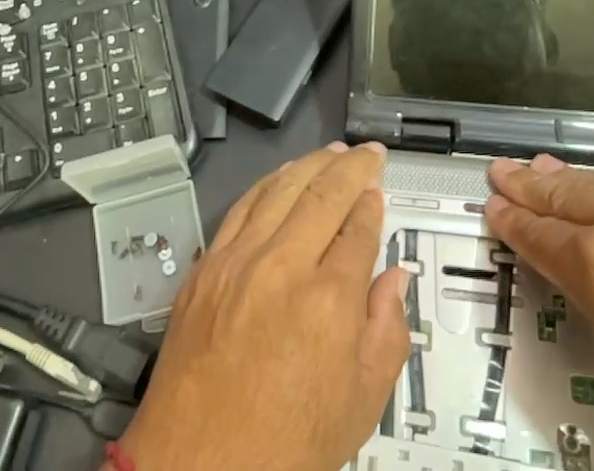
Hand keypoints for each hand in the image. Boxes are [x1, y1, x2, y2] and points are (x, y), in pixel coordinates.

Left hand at [118, 142, 409, 470]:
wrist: (200, 462)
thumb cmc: (286, 440)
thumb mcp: (361, 400)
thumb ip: (386, 330)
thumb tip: (394, 280)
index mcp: (328, 299)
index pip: (359, 230)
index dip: (373, 206)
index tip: (379, 193)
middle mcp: (281, 266)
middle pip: (322, 196)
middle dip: (351, 168)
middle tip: (367, 154)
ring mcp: (237, 262)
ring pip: (278, 191)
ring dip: (308, 166)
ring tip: (330, 153)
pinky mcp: (205, 268)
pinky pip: (239, 210)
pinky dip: (265, 186)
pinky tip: (278, 179)